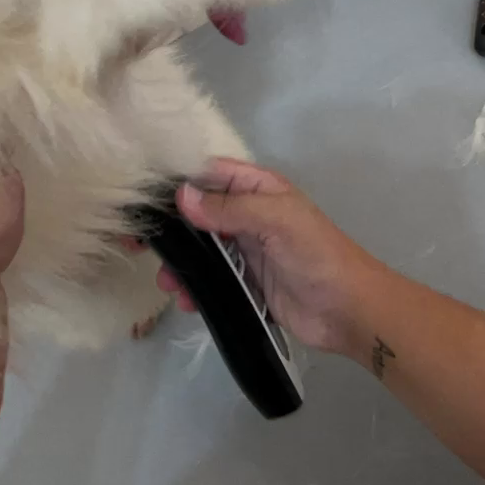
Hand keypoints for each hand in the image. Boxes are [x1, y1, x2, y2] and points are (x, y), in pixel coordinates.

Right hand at [155, 158, 389, 361]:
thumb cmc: (317, 254)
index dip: (178, 181)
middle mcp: (248, 214)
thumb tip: (182, 196)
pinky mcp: (246, 283)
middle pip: (198, 212)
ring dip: (180, 263)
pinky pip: (211, 280)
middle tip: (136, 243)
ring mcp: (245, 250)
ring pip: (200, 249)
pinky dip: (194, 288)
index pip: (210, 174)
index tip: (141, 195)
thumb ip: (230, 208)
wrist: (349, 310)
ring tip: (167, 282)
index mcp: (258, 188)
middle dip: (169, 227)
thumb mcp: (277, 221)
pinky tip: (186, 302)